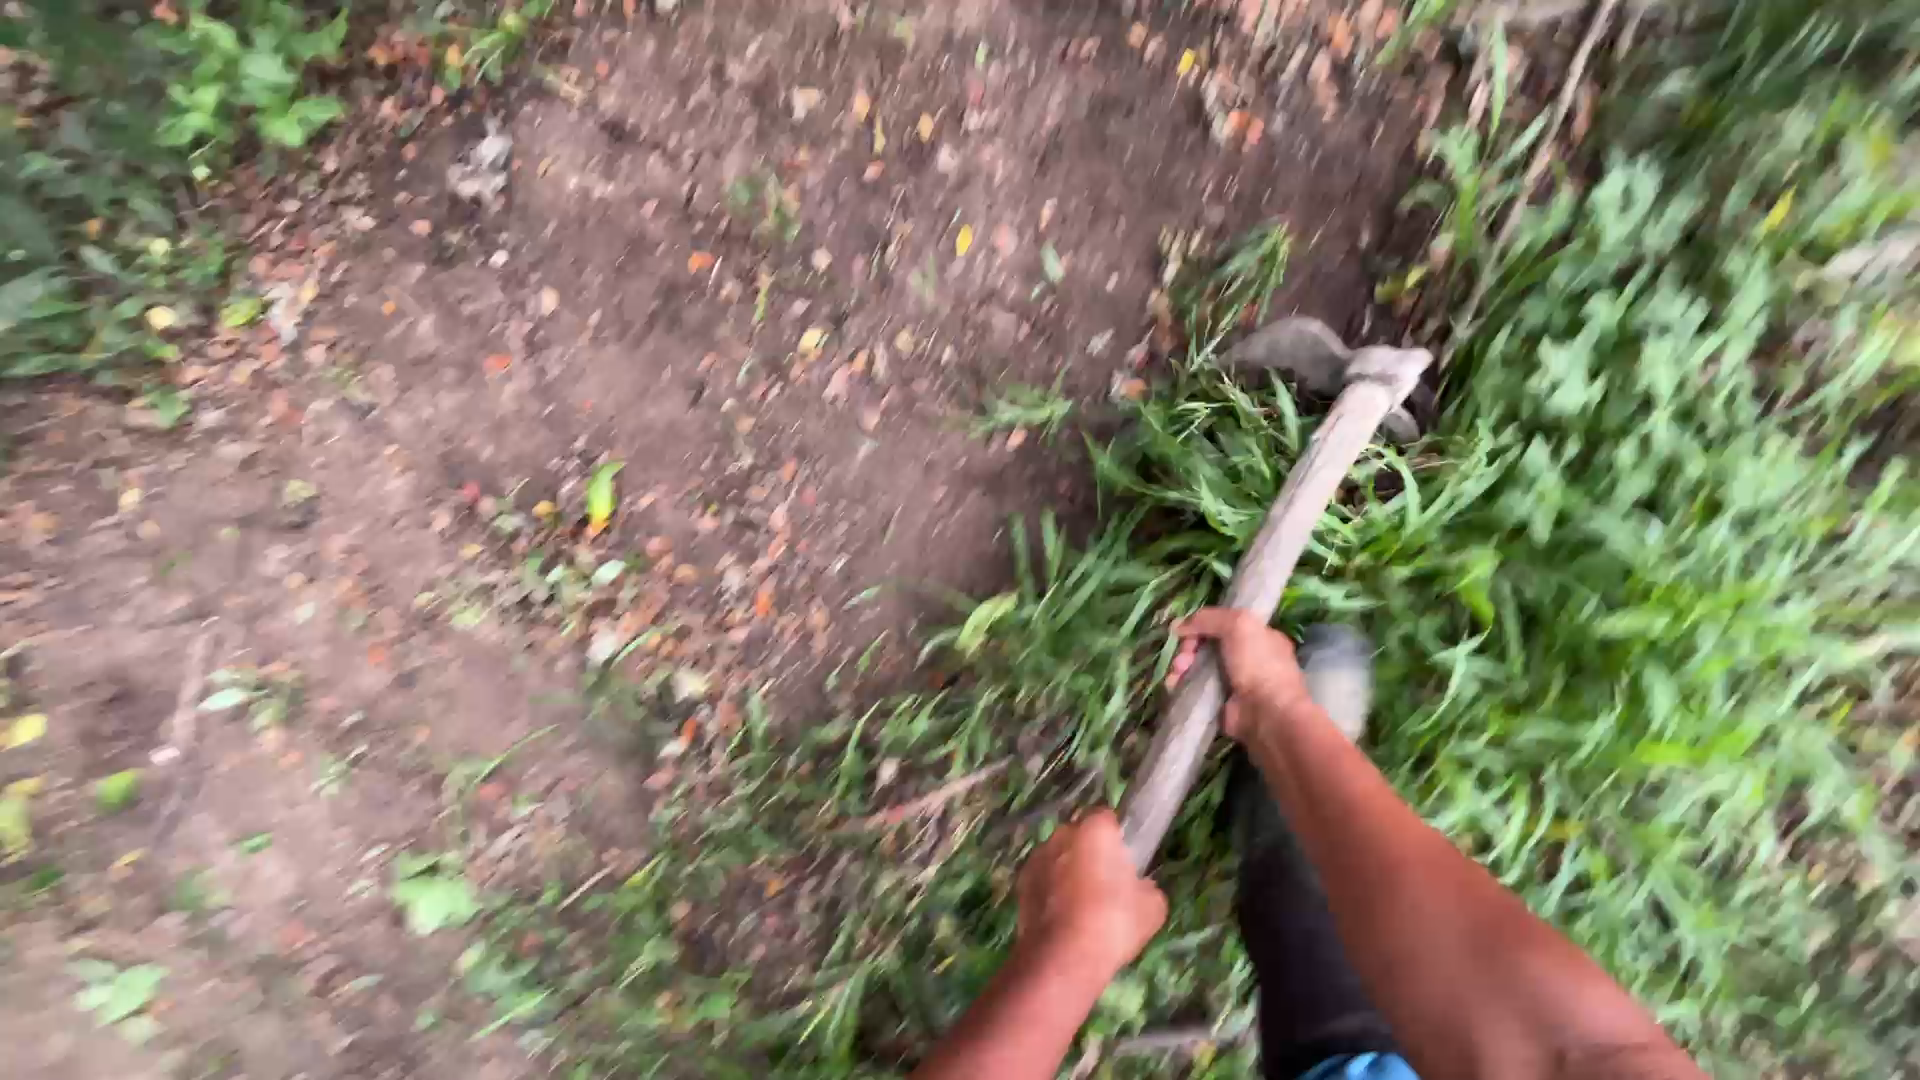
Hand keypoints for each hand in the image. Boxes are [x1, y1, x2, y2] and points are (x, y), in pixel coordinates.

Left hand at [1015, 809, 1166, 980]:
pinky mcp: (1022, 879)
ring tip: (1081, 904)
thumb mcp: (1151, 909)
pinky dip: (1051, 888)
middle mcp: (1062, 833)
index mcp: (1095, 830)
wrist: (1063, 956)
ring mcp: (1038, 855)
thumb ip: (1147, 887)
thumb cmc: (1112, 923)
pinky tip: (1062, 915)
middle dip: (1090, 851)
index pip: (1106, 818)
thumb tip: (1141, 887)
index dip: (1115, 837)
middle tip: (1105, 883)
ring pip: (1059, 855)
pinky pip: (1043, 876)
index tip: (1122, 860)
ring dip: (1068, 869)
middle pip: (1080, 835)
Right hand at [1169, 607, 1311, 739]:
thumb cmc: (1258, 663)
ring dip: (1180, 666)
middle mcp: (1246, 657)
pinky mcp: (1218, 701)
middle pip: (1205, 645)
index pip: (1222, 624)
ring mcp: (1232, 681)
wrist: (1267, 712)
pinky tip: (1174, 685)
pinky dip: (1180, 684)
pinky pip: (1193, 687)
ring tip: (1177, 674)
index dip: (1200, 626)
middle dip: (1187, 648)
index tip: (1184, 632)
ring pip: (1196, 666)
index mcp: (1257, 636)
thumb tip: (1178, 625)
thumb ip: (1207, 618)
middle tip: (1182, 659)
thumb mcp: (1238, 625)